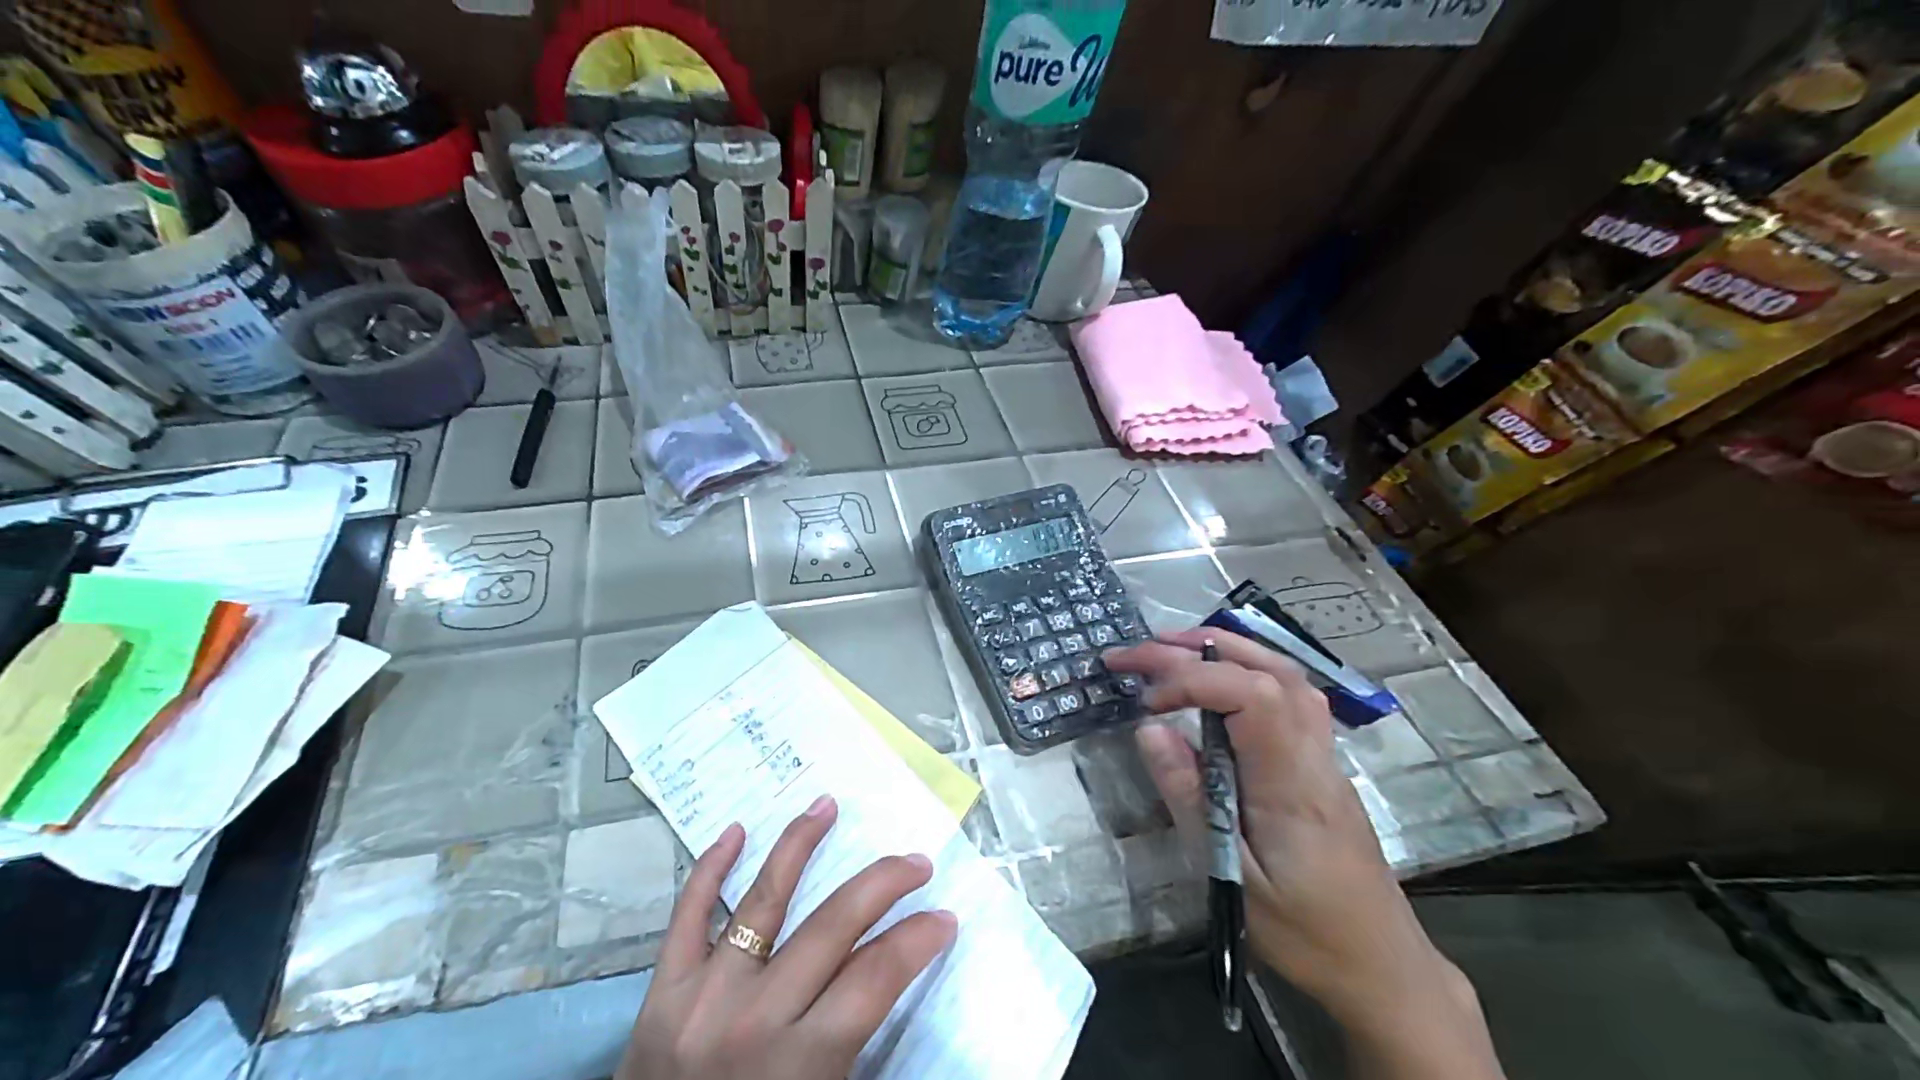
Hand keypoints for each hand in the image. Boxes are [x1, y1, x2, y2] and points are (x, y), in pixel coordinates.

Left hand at [616, 796, 957, 1079]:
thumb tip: (892, 980)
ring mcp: (704, 994)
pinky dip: (710, 869)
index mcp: (803, 1061)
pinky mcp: (662, 989)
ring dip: (800, 844)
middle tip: (917, 861)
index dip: (917, 939)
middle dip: (884, 883)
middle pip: (834, 924)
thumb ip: (856, 1049)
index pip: (876, 976)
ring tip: (828, 805)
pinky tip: (737, 830)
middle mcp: (756, 1016)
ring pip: (765, 899)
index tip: (943, 917)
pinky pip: (687, 915)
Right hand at [1104, 631, 1457, 1017]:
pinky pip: (1289, 695)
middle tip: (1138, 651)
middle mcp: (1314, 754)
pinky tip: (1218, 680)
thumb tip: (1149, 730)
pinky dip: (1246, 669)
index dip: (1193, 681)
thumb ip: (1190, 799)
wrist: (1385, 969)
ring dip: (1226, 649)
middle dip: (1199, 648)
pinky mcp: (1320, 764)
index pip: (1251, 696)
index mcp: (1293, 782)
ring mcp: (1324, 755)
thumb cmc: (1307, 933)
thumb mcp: (1233, 878)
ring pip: (1285, 675)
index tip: (1146, 702)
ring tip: (1172, 647)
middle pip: (1268, 670)